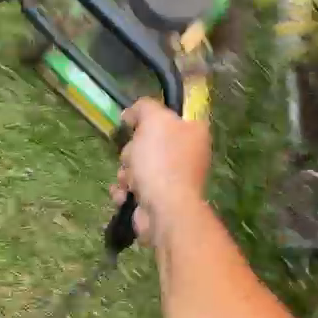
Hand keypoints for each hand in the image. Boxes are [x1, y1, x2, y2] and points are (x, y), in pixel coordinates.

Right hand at [112, 98, 210, 246]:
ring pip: (137, 167)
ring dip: (125, 174)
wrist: (164, 209)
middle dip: (131, 152)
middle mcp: (187, 155)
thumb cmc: (162, 161)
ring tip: (128, 182)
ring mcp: (172, 180)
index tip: (133, 124)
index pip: (169, 116)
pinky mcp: (158, 201)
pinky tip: (124, 196)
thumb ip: (143, 107)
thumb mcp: (153, 120)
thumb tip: (131, 113)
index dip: (148, 119)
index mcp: (193, 132)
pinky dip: (124, 193)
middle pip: (148, 144)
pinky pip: (134, 189)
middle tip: (133, 157)